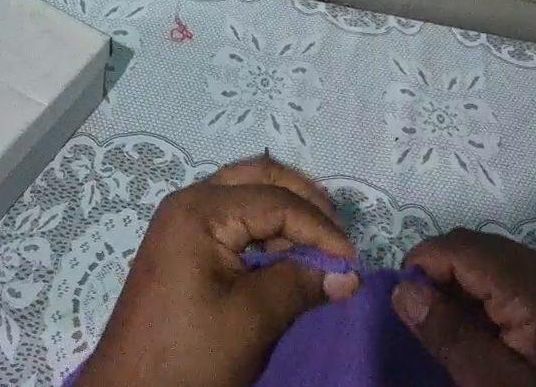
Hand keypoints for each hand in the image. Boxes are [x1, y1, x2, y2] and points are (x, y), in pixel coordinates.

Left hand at [78, 157, 361, 386]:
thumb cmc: (188, 357)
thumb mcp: (251, 320)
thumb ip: (300, 284)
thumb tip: (348, 274)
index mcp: (200, 209)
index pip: (275, 201)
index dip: (319, 228)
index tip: (352, 262)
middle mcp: (189, 201)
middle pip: (260, 177)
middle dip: (304, 201)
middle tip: (337, 237)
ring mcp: (183, 220)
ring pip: (247, 193)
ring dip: (286, 213)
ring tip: (319, 249)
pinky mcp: (183, 243)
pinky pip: (233, 217)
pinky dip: (265, 229)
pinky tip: (287, 256)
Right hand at [393, 229, 535, 386]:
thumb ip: (449, 334)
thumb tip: (402, 288)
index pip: (462, 247)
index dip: (423, 265)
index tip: (399, 303)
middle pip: (477, 248)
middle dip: (441, 276)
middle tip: (421, 324)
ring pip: (492, 261)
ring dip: (462, 287)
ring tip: (448, 333)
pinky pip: (513, 279)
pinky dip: (487, 298)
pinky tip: (480, 335)